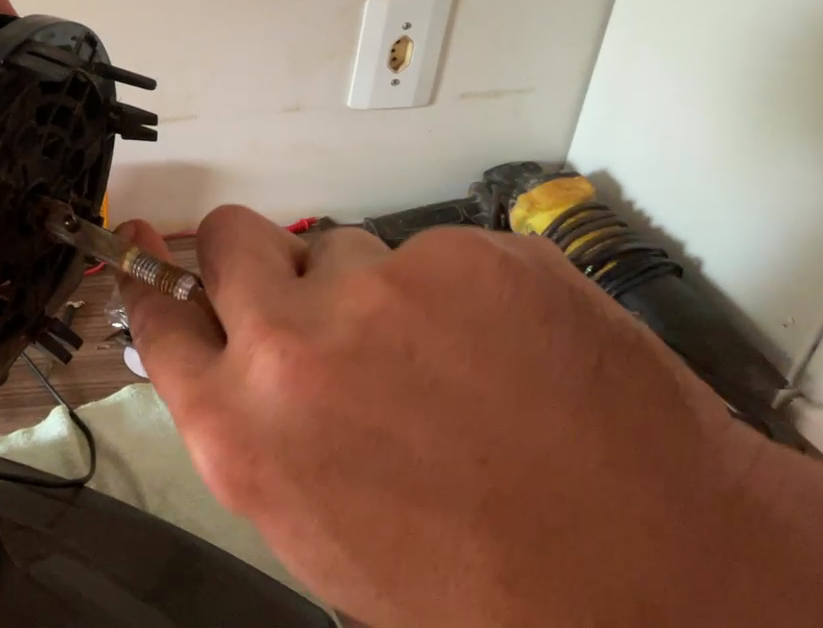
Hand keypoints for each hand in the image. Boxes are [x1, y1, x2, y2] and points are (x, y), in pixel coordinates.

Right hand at [118, 211, 765, 626]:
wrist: (671, 584)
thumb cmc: (471, 586)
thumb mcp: (315, 529)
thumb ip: (251, 428)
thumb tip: (226, 354)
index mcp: (240, 430)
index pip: (157, 314)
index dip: (155, 277)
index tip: (151, 246)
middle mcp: (289, 346)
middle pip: (228, 236)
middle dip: (253, 258)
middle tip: (306, 293)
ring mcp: (385, 288)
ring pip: (343, 246)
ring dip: (370, 289)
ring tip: (445, 359)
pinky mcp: (474, 253)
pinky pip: (435, 252)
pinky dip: (459, 291)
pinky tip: (511, 354)